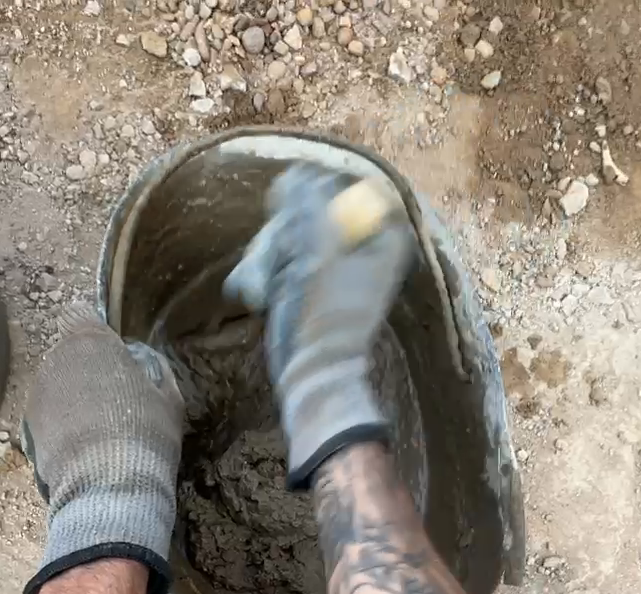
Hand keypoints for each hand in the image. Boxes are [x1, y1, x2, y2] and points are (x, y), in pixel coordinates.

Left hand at [21, 307, 183, 593]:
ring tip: (99, 432)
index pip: (81, 313)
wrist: (109, 487)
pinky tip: (84, 452)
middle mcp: (55, 359)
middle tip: (113, 400)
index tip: (112, 352)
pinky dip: (61, 429)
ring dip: (72, 401)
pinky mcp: (28, 430)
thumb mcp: (168, 399)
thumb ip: (152, 371)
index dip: (96, 330)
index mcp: (90, 340)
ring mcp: (37, 395)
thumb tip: (142, 364)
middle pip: (69, 353)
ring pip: (56, 386)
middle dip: (86, 369)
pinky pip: (48, 419)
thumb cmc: (146, 433)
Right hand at [224, 166, 415, 487]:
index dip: (311, 201)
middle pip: (308, 208)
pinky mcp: (302, 279)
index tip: (294, 226)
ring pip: (285, 231)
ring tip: (260, 291)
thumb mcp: (319, 255)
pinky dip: (262, 273)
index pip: (344, 189)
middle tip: (274, 263)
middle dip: (280, 237)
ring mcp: (329, 262)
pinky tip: (257, 297)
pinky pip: (275, 256)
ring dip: (264, 259)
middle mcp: (359, 245)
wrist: (312, 374)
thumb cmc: (326, 320)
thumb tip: (297, 171)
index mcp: (383, 237)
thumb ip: (310, 208)